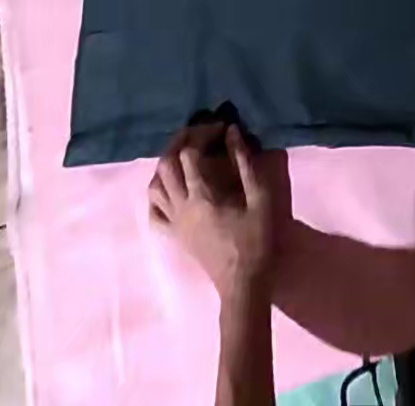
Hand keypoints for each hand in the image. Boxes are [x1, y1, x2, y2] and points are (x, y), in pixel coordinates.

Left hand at [148, 123, 275, 300]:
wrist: (244, 286)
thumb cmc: (255, 242)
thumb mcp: (260, 199)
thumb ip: (245, 163)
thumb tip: (232, 132)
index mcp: (201, 196)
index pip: (190, 153)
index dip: (202, 134)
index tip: (220, 127)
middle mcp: (181, 206)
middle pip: (166, 164)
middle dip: (179, 140)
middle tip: (197, 131)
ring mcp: (174, 222)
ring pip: (155, 185)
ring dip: (165, 163)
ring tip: (183, 154)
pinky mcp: (174, 236)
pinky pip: (154, 212)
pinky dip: (157, 195)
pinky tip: (169, 188)